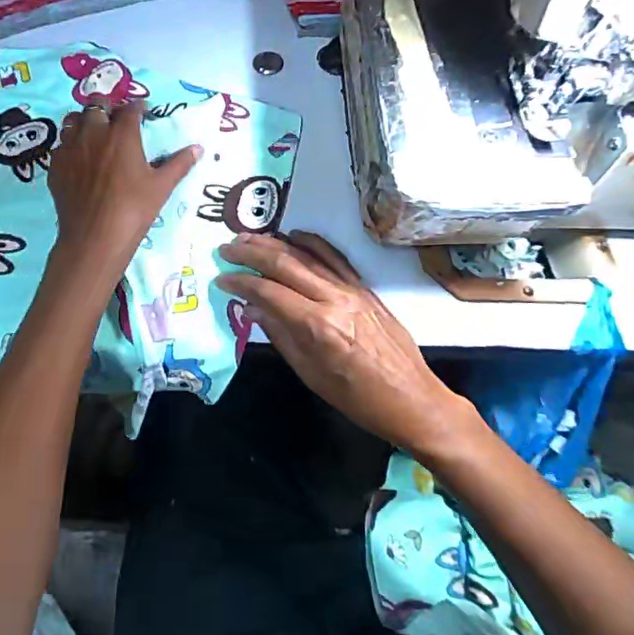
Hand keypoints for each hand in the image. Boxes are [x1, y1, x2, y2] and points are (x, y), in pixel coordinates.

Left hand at [48, 100, 198, 275]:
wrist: (94, 237)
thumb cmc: (133, 210)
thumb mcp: (161, 187)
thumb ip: (179, 163)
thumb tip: (198, 148)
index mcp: (121, 134)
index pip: (130, 109)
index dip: (137, 107)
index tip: (142, 111)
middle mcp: (93, 133)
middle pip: (96, 105)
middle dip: (108, 107)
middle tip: (116, 118)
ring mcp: (70, 148)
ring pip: (73, 120)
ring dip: (85, 121)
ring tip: (94, 132)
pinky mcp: (55, 165)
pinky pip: (61, 145)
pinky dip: (70, 145)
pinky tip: (79, 158)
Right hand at [215, 231, 479, 454]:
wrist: (412, 399)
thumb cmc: (356, 398)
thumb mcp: (310, 373)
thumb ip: (280, 335)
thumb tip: (252, 308)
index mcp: (317, 326)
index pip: (269, 292)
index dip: (241, 282)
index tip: (221, 279)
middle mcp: (334, 299)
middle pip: (284, 264)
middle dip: (251, 253)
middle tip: (226, 248)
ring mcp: (352, 290)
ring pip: (307, 255)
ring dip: (274, 243)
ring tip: (248, 237)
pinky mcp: (364, 287)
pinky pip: (334, 256)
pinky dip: (312, 242)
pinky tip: (293, 235)